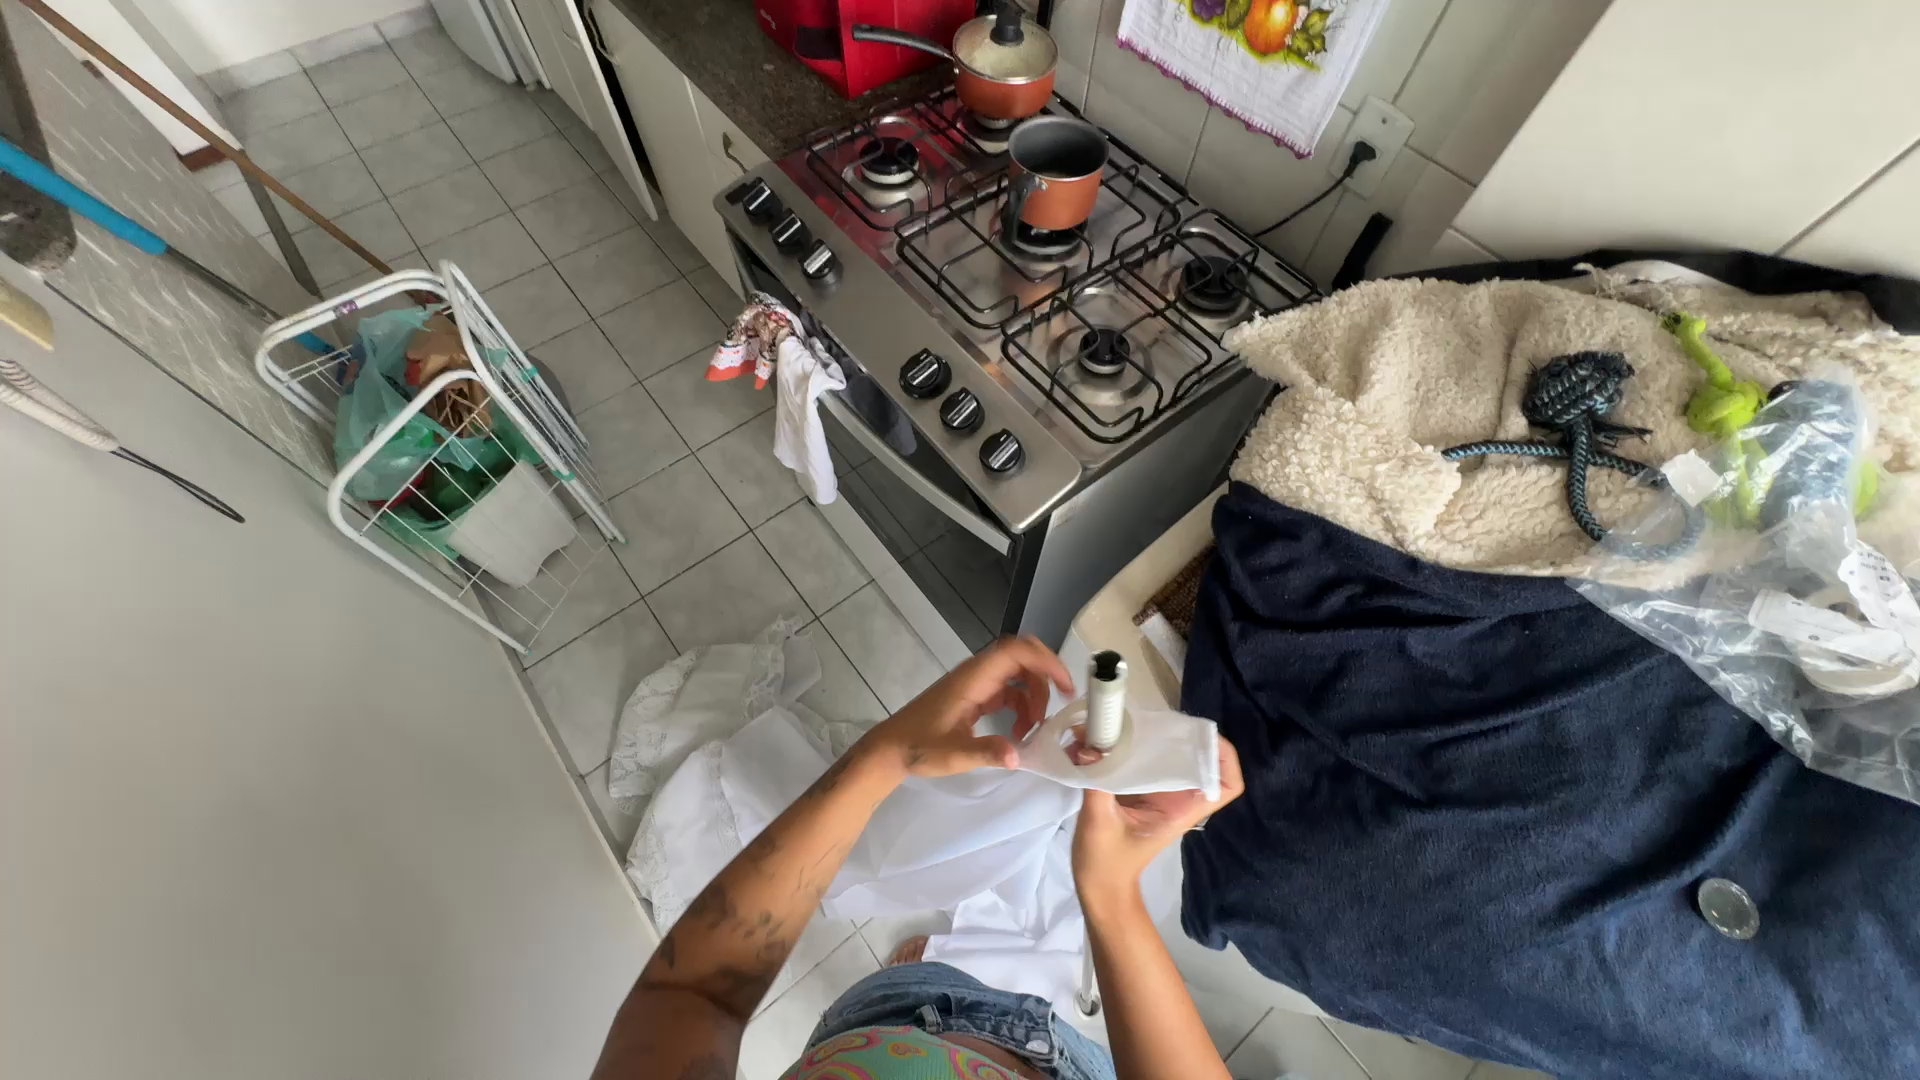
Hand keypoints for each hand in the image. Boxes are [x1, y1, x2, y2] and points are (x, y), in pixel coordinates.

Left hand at [856, 636, 1074, 778]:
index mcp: (972, 679)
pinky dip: (1020, 707)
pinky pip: (1007, 692)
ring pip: (1017, 677)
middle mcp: (976, 675)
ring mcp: (975, 684)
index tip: (1065, 684)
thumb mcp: (952, 754)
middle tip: (1062, 702)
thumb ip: (985, 752)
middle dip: (1045, 678)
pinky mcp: (974, 697)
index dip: (1044, 660)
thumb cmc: (918, 747)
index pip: (1014, 652)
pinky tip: (1018, 734)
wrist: (890, 749)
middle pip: (1021, 659)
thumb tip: (1017, 756)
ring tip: (1033, 730)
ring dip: (1033, 698)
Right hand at [1071, 738, 1243, 910]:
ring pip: (1161, 755)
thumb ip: (1097, 783)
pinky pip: (1134, 760)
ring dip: (1138, 736)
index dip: (1224, 758)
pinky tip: (1091, 739)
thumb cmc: (1107, 863)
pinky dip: (1116, 747)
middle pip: (1193, 759)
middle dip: (1172, 734)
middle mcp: (1173, 797)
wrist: (1097, 887)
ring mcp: (1154, 793)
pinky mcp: (1133, 788)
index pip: (1226, 785)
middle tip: (1145, 718)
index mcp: (1181, 809)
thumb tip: (1089, 747)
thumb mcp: (1100, 822)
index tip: (1204, 736)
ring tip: (1107, 723)